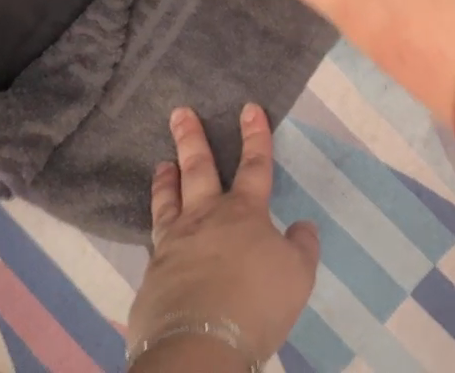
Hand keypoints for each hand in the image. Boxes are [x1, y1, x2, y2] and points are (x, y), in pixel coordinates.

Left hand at [128, 104, 319, 367]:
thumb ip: (302, 246)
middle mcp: (205, 219)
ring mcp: (173, 246)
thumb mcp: (298, 274)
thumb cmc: (257, 302)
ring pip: (168, 202)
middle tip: (179, 112)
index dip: (255, 136)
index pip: (254, 165)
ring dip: (166, 180)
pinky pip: (155, 244)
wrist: (199, 346)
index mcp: (243, 212)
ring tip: (162, 163)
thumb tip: (301, 226)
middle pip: (198, 170)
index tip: (249, 108)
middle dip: (191, 139)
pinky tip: (157, 234)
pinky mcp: (153, 277)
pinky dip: (158, 230)